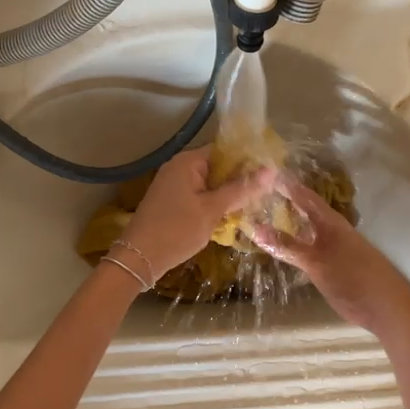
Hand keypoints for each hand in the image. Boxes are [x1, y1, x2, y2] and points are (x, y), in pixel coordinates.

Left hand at [118, 146, 275, 278]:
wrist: (139, 258)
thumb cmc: (176, 230)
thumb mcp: (212, 210)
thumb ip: (240, 189)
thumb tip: (270, 170)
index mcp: (187, 162)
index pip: (224, 150)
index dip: (247, 160)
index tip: (269, 173)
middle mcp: (178, 167)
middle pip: (217, 166)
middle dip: (238, 179)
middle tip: (266, 192)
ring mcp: (173, 184)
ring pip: (209, 183)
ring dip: (226, 194)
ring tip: (254, 203)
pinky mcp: (171, 201)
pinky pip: (198, 194)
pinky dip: (213, 202)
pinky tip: (229, 215)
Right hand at [249, 175, 409, 335]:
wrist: (387, 308)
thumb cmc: (352, 279)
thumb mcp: (315, 262)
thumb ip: (286, 246)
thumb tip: (254, 228)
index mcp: (330, 222)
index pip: (304, 195)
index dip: (286, 184)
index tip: (264, 173)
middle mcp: (333, 230)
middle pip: (307, 209)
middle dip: (286, 202)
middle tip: (258, 195)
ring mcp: (336, 247)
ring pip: (309, 228)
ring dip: (291, 222)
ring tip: (266, 218)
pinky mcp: (337, 264)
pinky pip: (311, 245)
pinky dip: (296, 242)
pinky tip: (285, 249)